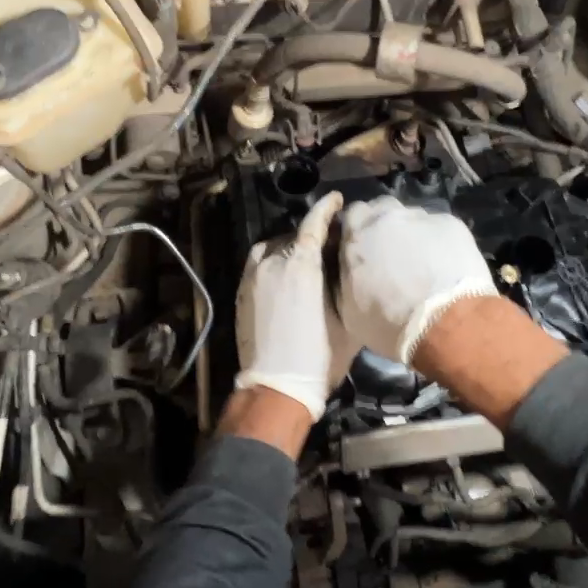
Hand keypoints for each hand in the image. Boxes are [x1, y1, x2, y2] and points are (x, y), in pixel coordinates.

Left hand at [233, 192, 356, 420]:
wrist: (277, 387)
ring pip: (271, 249)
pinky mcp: (241, 293)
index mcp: (301, 262)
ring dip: (289, 249)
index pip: (314, 223)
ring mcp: (252, 277)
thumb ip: (344, 283)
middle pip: (294, 236)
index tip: (336, 200)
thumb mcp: (347, 316)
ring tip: (305, 261)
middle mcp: (273, 261)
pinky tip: (285, 278)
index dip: (326, 208)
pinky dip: (272, 263)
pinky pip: (258, 266)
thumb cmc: (319, 354)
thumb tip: (345, 266)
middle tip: (329, 245)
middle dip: (311, 235)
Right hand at [335, 196, 500, 365]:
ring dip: (412, 233)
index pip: (352, 215)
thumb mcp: (348, 310)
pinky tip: (445, 264)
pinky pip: (439, 227)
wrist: (446, 324)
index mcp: (356, 236)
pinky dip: (438, 241)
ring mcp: (421, 217)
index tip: (363, 249)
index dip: (357, 230)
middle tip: (391, 255)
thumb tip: (347, 268)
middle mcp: (386, 218)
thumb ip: (344, 277)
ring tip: (422, 262)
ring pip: (412, 217)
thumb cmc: (390, 324)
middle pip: (381, 209)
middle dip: (383, 226)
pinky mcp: (451, 224)